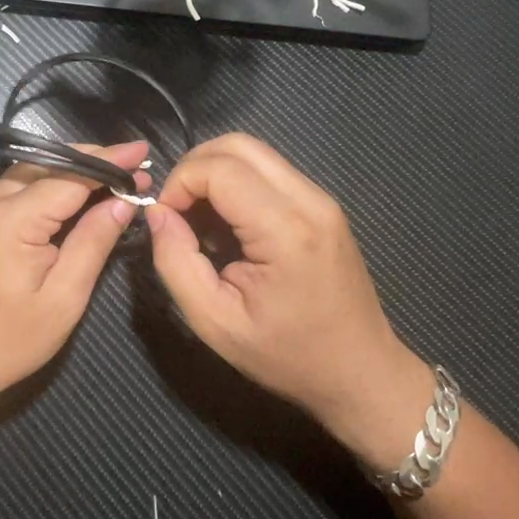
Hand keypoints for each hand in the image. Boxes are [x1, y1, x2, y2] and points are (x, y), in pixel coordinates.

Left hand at [0, 141, 149, 411]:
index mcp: (13, 218)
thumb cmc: (9, 340)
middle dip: (97, 160)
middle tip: (139, 168)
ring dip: (77, 167)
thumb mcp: (63, 298)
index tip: (144, 152)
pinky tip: (82, 190)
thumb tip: (124, 202)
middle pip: (53, 163)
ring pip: (38, 168)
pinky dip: (56, 180)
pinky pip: (25, 182)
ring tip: (118, 174)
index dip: (110, 162)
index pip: (71, 175)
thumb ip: (93, 242)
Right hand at [145, 133, 432, 469]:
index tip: (166, 220)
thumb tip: (157, 213)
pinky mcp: (322, 205)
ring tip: (200, 216)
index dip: (179, 183)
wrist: (362, 374)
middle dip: (194, 167)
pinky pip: (269, 170)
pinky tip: (228, 223)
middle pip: (237, 144)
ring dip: (215, 171)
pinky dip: (236, 181)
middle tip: (178, 210)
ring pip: (253, 151)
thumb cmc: (288, 356)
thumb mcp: (215, 323)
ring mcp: (321, 198)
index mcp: (285, 230)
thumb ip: (176, 262)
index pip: (219, 168)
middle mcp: (309, 200)